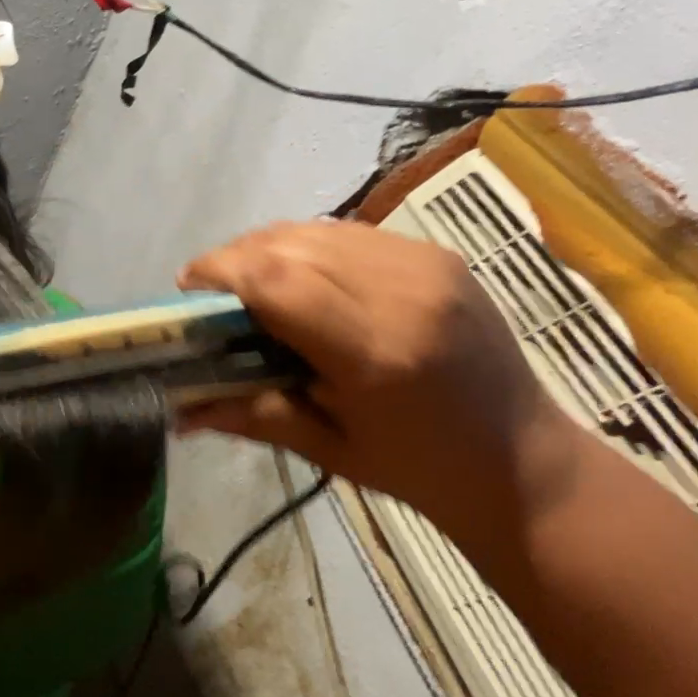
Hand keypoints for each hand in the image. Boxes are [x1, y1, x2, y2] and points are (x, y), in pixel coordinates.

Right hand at [176, 220, 585, 529]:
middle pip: (286, 245)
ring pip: (313, 229)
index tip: (186, 290)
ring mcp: (428, 267)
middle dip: (233, 259)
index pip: (275, 279)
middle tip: (210, 291)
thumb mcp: (323, 447)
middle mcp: (405, 294)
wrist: (527, 464)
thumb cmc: (416, 468)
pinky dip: (306, 246)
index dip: (218, 271)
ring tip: (247, 282)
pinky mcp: (439, 255)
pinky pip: (346, 232)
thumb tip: (170, 409)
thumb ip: (244, 414)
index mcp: (377, 352)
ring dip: (265, 248)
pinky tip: (297, 275)